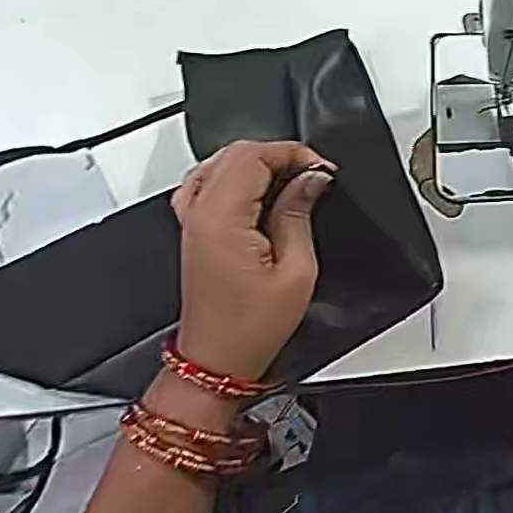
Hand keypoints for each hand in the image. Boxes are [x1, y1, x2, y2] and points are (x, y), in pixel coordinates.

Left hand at [171, 140, 334, 380]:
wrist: (218, 359)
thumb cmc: (251, 327)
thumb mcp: (296, 270)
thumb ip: (299, 213)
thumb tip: (311, 178)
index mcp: (222, 219)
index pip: (254, 156)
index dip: (293, 153)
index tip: (320, 169)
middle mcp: (200, 214)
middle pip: (236, 153)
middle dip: (279, 154)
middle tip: (312, 174)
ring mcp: (192, 221)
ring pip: (221, 162)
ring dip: (258, 162)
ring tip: (290, 179)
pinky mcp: (194, 230)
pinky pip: (206, 182)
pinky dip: (234, 175)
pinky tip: (256, 188)